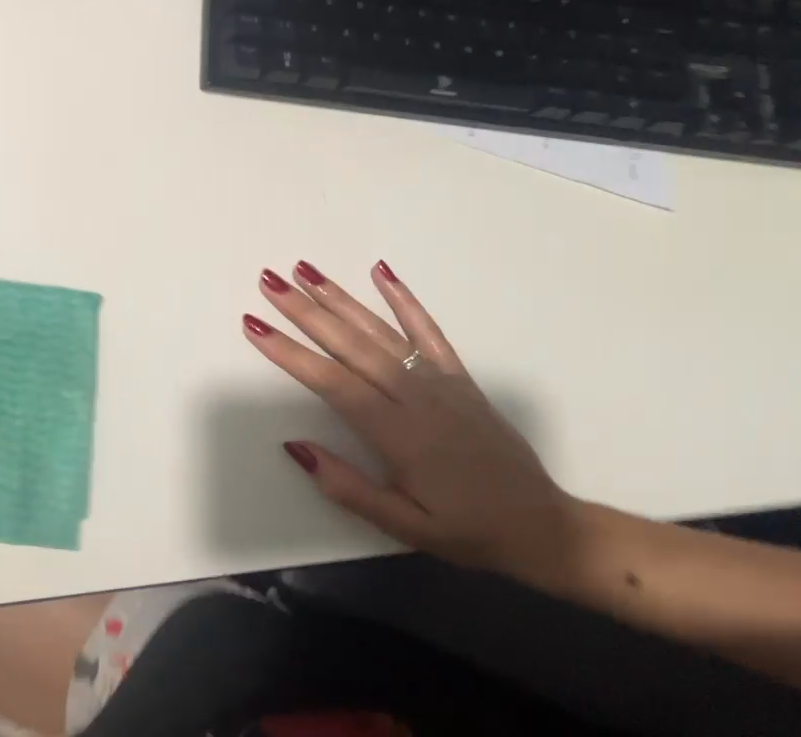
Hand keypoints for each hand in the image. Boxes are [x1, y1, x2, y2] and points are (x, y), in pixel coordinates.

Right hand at [243, 259, 578, 577]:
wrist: (545, 528)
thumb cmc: (467, 530)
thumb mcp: (405, 527)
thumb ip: (349, 487)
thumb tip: (296, 446)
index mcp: (400, 435)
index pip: (333, 383)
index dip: (291, 353)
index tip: (254, 326)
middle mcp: (418, 398)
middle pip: (352, 345)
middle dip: (305, 311)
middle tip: (269, 281)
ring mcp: (441, 383)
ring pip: (382, 332)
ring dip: (340, 298)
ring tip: (305, 270)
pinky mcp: (460, 379)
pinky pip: (429, 332)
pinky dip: (404, 300)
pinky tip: (381, 273)